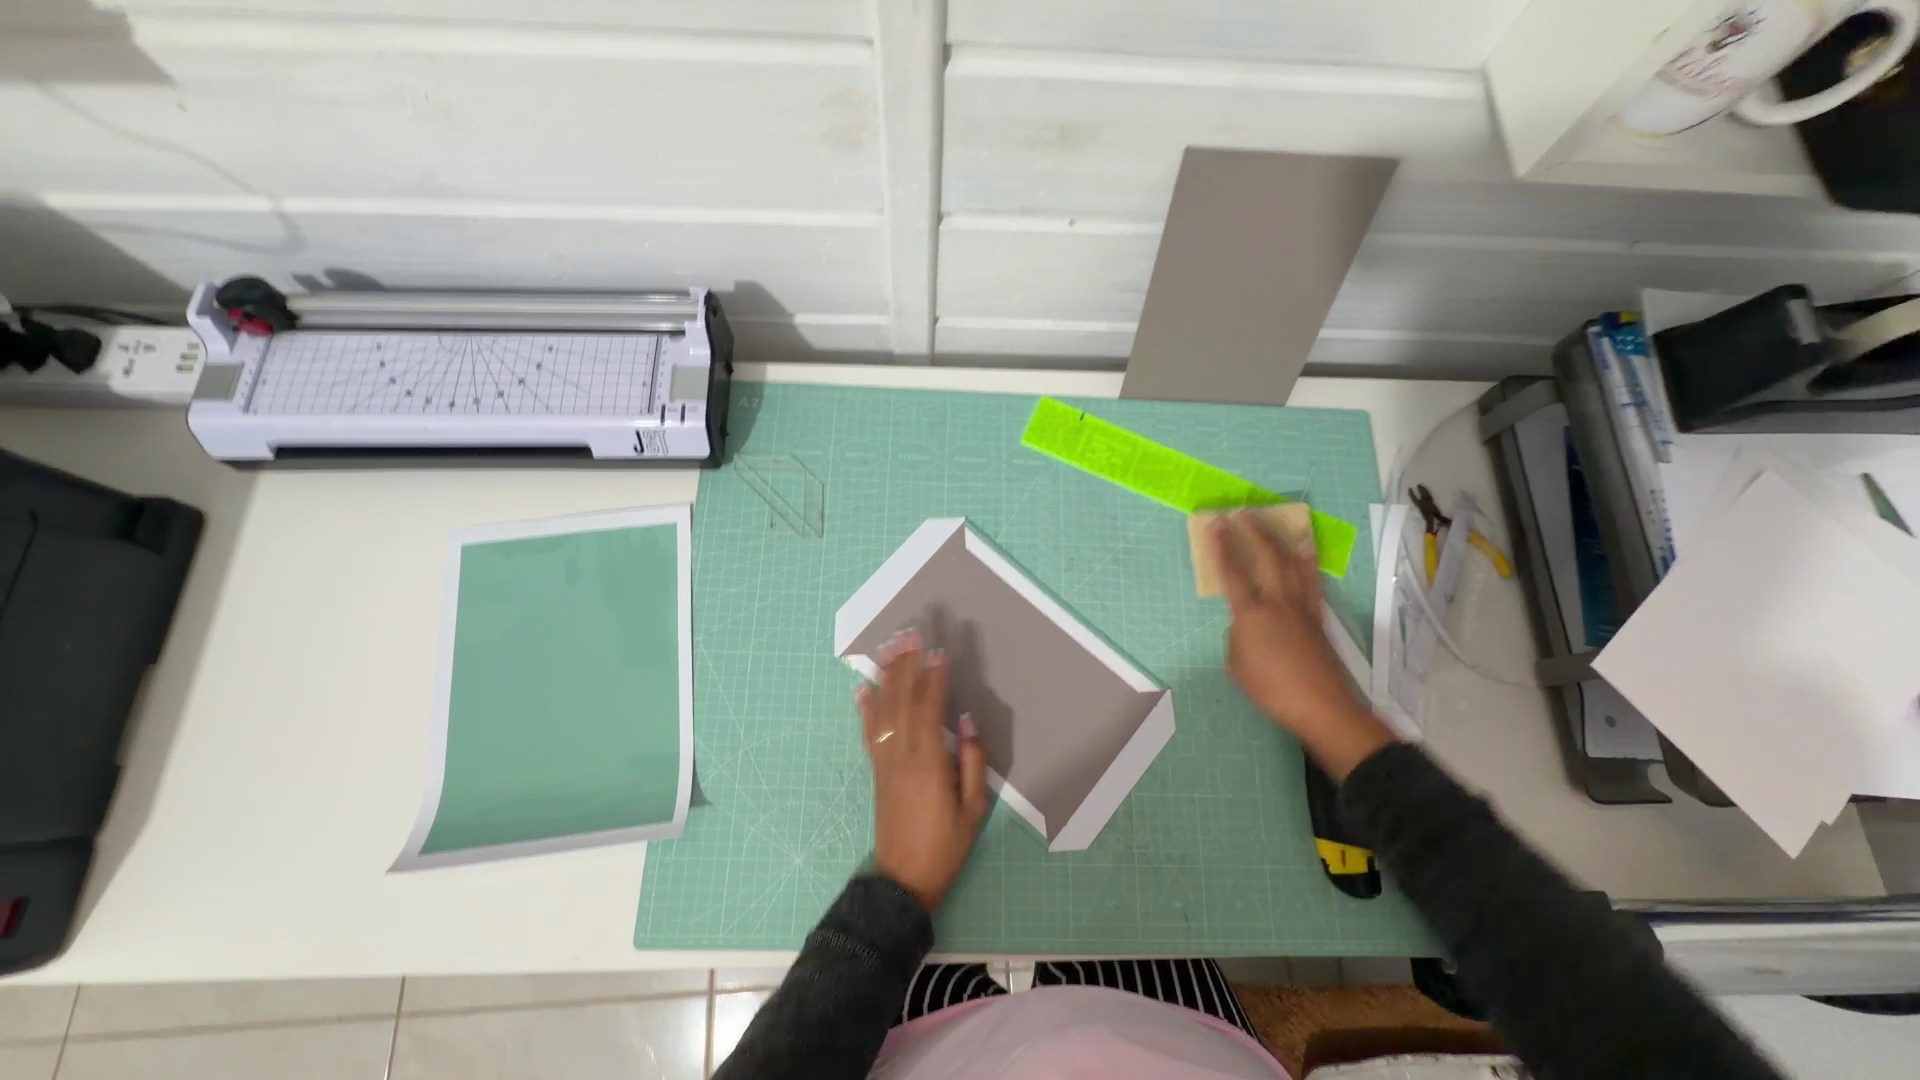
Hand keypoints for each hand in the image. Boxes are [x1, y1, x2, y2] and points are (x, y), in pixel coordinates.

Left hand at [858, 631, 989, 910]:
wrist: (903, 880)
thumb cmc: (946, 846)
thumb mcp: (974, 809)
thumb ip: (972, 761)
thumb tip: (967, 719)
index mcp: (930, 763)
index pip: (931, 708)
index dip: (935, 678)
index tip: (938, 649)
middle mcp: (902, 755)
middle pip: (903, 701)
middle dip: (907, 665)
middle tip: (910, 633)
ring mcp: (885, 762)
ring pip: (884, 710)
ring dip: (887, 676)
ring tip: (890, 647)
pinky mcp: (877, 771)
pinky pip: (870, 733)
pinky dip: (866, 709)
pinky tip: (864, 688)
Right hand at [1213, 512, 1393, 779]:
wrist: (1320, 706)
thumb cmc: (1271, 690)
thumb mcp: (1236, 666)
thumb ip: (1237, 639)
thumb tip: (1246, 626)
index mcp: (1251, 615)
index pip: (1231, 573)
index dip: (1221, 547)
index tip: (1215, 524)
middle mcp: (1277, 602)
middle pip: (1266, 557)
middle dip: (1253, 532)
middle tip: (1242, 512)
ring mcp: (1301, 608)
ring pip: (1293, 564)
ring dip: (1282, 540)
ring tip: (1280, 521)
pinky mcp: (1317, 618)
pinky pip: (1311, 581)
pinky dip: (1308, 562)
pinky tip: (1307, 552)